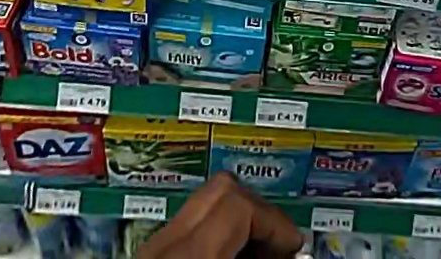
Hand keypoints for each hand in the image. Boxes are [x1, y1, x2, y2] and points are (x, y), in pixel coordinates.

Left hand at [135, 174, 301, 258]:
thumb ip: (263, 256)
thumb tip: (293, 245)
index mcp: (189, 252)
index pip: (239, 204)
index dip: (276, 220)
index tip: (294, 243)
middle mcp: (163, 241)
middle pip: (220, 190)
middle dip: (258, 208)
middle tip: (279, 242)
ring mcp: (150, 247)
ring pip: (202, 203)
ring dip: (237, 217)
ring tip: (259, 250)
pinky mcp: (146, 255)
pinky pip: (187, 227)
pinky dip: (215, 233)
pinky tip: (231, 257)